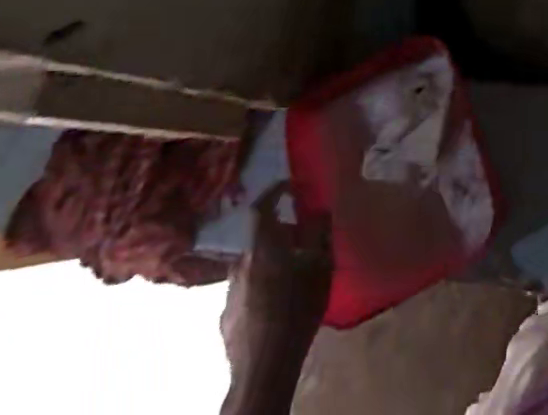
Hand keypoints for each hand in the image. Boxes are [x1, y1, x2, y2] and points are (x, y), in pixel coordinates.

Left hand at [222, 181, 332, 370]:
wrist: (264, 363)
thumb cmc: (298, 306)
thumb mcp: (321, 264)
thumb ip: (318, 232)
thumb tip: (318, 208)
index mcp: (263, 245)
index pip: (262, 206)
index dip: (275, 191)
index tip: (292, 184)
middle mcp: (240, 262)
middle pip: (262, 238)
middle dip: (283, 234)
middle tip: (306, 241)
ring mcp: (229, 290)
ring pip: (255, 264)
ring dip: (274, 261)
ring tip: (296, 274)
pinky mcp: (226, 314)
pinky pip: (249, 288)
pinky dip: (264, 285)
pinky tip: (280, 301)